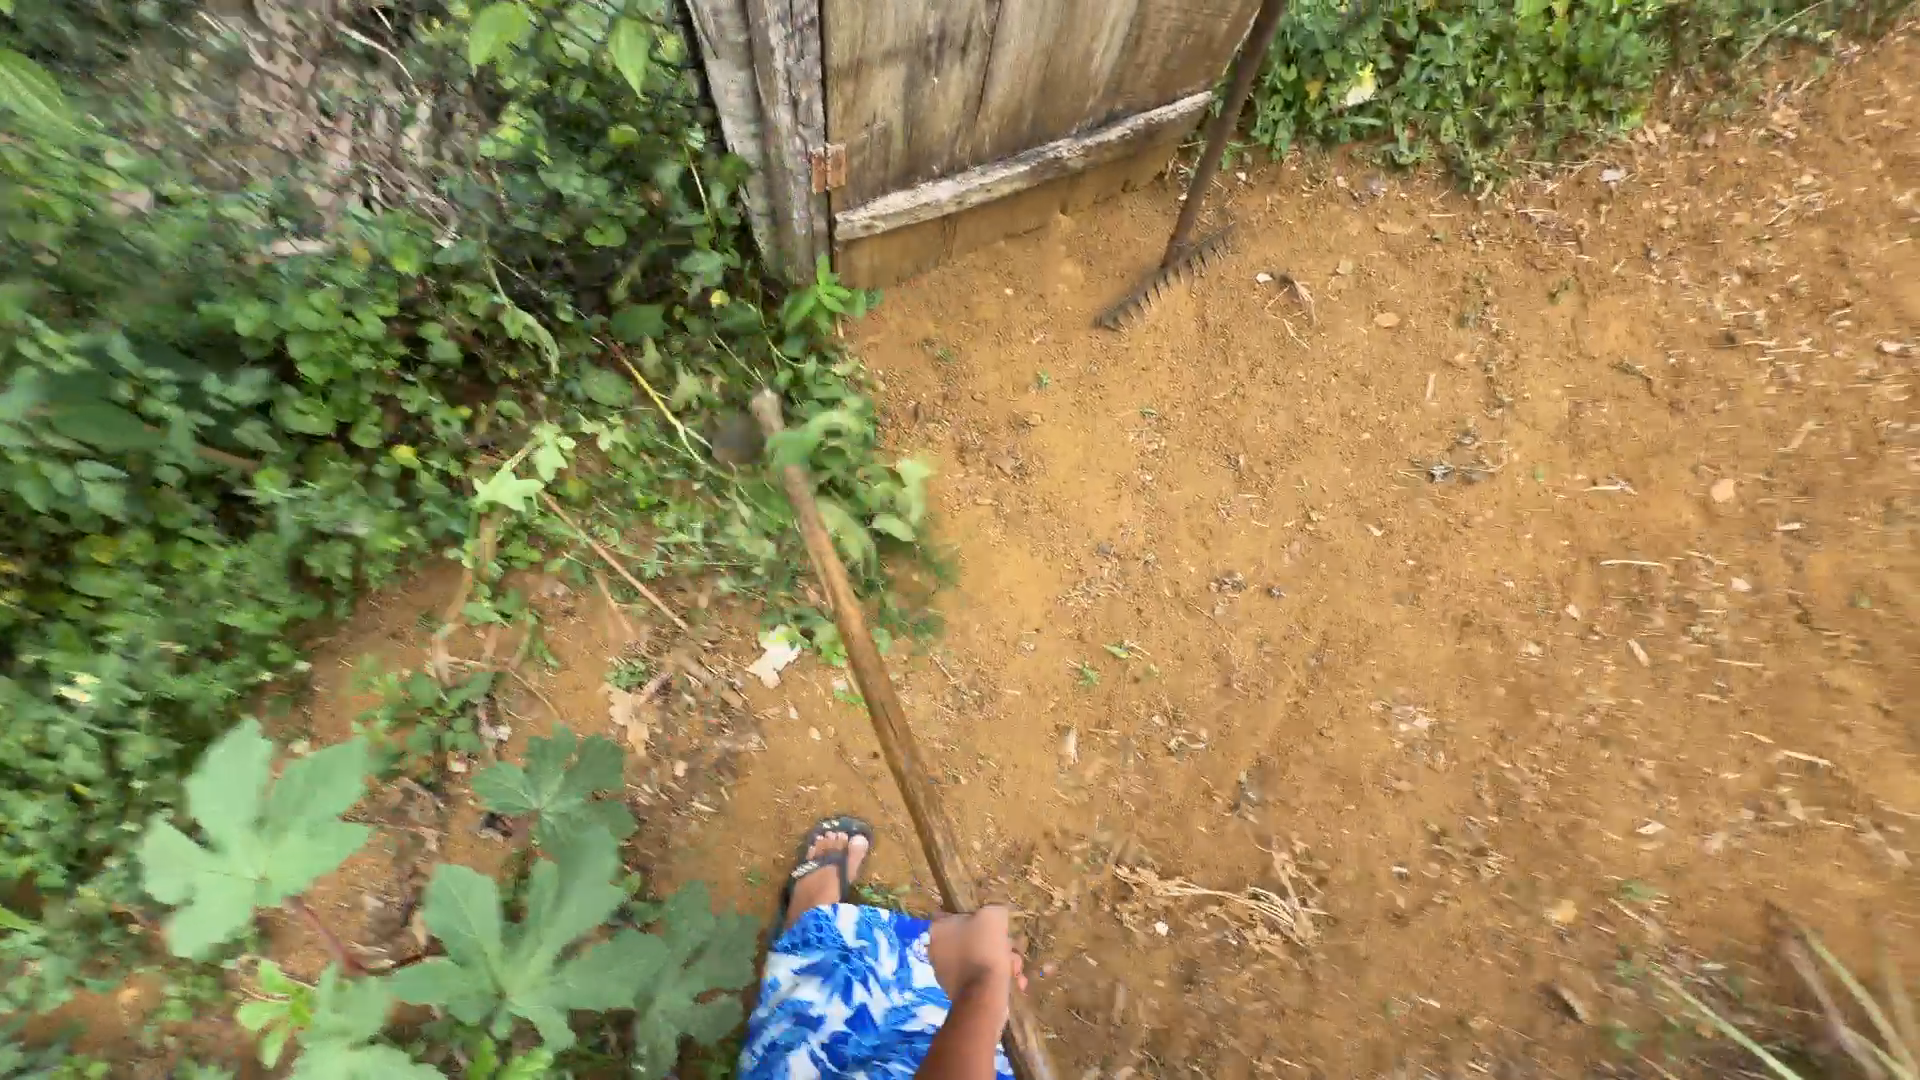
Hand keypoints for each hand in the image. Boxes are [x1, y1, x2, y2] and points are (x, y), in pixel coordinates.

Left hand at [928, 905, 1028, 1000]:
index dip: (973, 914)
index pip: (951, 913)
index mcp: (939, 929)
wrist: (984, 994)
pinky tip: (1012, 981)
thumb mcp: (993, 916)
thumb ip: (993, 910)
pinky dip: (995, 977)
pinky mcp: (957, 991)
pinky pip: (978, 977)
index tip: (989, 920)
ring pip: (978, 958)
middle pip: (970, 938)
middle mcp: (936, 949)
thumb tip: (995, 915)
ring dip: (1000, 961)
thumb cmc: (985, 948)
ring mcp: (945, 972)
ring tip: (1015, 969)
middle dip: (995, 943)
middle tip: (1009, 947)